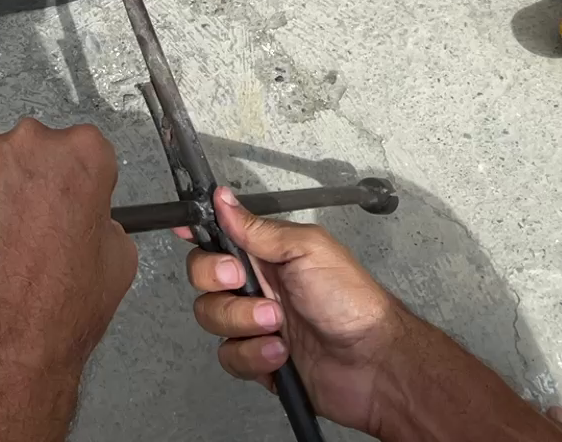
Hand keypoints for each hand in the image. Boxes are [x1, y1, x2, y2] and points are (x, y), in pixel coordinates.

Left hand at [0, 118, 136, 441]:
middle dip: (31, 181)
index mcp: (83, 153)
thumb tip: (86, 212)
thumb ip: (102, 216)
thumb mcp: (117, 259)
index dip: (75, 183)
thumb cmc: (60, 309)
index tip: (64, 207)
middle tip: (26, 228)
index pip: (83, 151)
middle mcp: (31, 139)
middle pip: (33, 149)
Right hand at [186, 188, 561, 440]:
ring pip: (210, 315)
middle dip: (216, 278)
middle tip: (242, 280)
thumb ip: (258, 228)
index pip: (215, 235)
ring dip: (241, 319)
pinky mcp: (257, 359)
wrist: (377, 364)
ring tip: (277, 323)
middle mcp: (252, 284)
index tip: (183, 229)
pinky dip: (253, 354)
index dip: (194, 231)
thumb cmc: (350, 298)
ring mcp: (253, 322)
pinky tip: (281, 352)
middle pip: (201, 275)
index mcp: (262, 252)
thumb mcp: (306, 249)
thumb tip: (222, 197)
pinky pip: (229, 356)